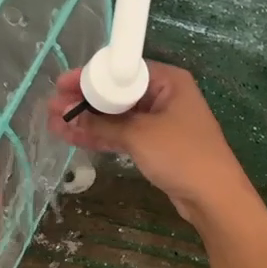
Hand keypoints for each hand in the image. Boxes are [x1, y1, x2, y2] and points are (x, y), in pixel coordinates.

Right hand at [47, 62, 248, 219]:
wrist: (214, 197)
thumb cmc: (182, 156)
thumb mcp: (139, 135)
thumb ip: (102, 124)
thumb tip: (69, 115)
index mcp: (168, 81)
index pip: (122, 70)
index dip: (90, 76)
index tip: (61, 84)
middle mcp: (164, 96)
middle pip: (116, 92)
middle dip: (84, 101)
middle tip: (52, 107)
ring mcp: (159, 121)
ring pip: (116, 116)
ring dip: (87, 120)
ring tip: (53, 123)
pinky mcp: (155, 145)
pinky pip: (122, 134)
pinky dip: (100, 136)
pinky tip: (72, 138)